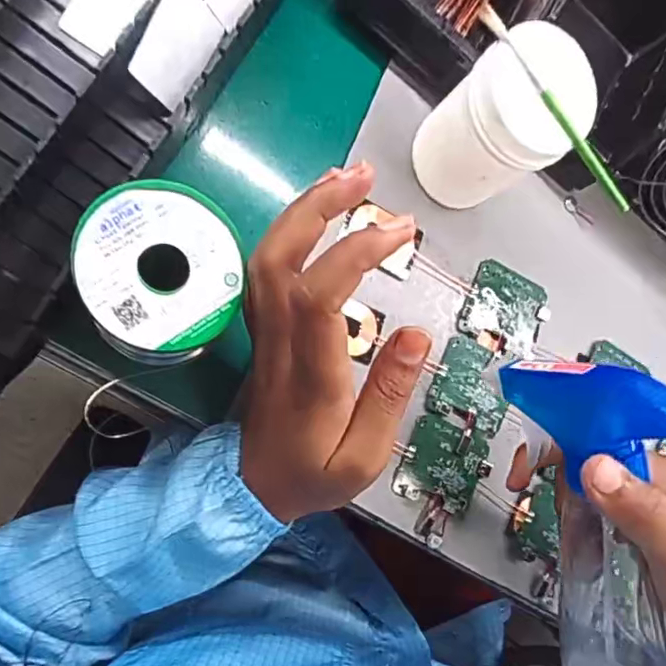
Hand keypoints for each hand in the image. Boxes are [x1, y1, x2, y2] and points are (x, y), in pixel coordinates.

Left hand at [239, 163, 431, 522]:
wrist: (251, 488)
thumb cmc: (311, 477)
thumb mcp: (363, 458)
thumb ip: (389, 397)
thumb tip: (414, 334)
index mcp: (309, 375)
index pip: (318, 297)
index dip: (355, 253)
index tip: (400, 231)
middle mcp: (278, 345)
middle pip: (278, 261)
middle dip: (317, 209)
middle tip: (363, 177)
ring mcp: (263, 336)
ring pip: (265, 262)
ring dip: (301, 214)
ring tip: (344, 182)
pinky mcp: (261, 335)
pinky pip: (265, 275)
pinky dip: (289, 236)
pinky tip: (316, 219)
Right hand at [574, 452, 665, 659]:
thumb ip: (642, 509)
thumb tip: (594, 464)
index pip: (598, 444)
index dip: (562, 459)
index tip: (539, 491)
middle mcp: (658, 481)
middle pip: (588, 466)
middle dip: (569, 496)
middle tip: (574, 533)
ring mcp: (651, 504)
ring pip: (590, 492)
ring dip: (575, 516)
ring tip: (585, 548)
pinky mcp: (644, 526)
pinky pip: (600, 514)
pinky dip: (586, 530)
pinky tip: (592, 551)